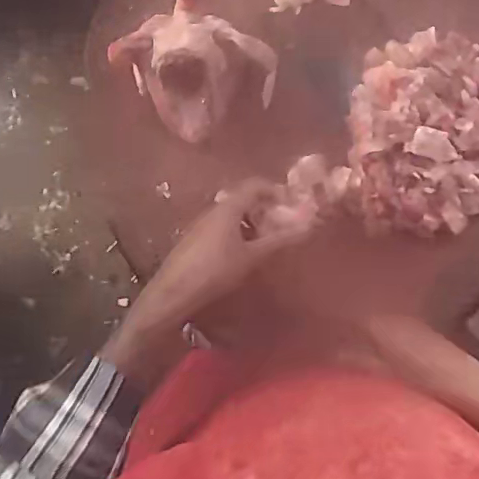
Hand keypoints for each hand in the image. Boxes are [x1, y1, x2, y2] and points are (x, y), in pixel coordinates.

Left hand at [103, 179, 312, 382]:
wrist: (172, 293)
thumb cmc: (214, 271)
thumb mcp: (251, 257)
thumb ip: (278, 241)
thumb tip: (306, 227)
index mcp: (227, 208)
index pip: (254, 185)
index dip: (275, 190)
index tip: (291, 204)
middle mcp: (213, 210)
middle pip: (243, 199)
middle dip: (264, 208)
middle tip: (282, 224)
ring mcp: (201, 224)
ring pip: (232, 215)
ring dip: (251, 222)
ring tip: (267, 241)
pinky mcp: (194, 240)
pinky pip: (221, 227)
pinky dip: (238, 232)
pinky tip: (243, 253)